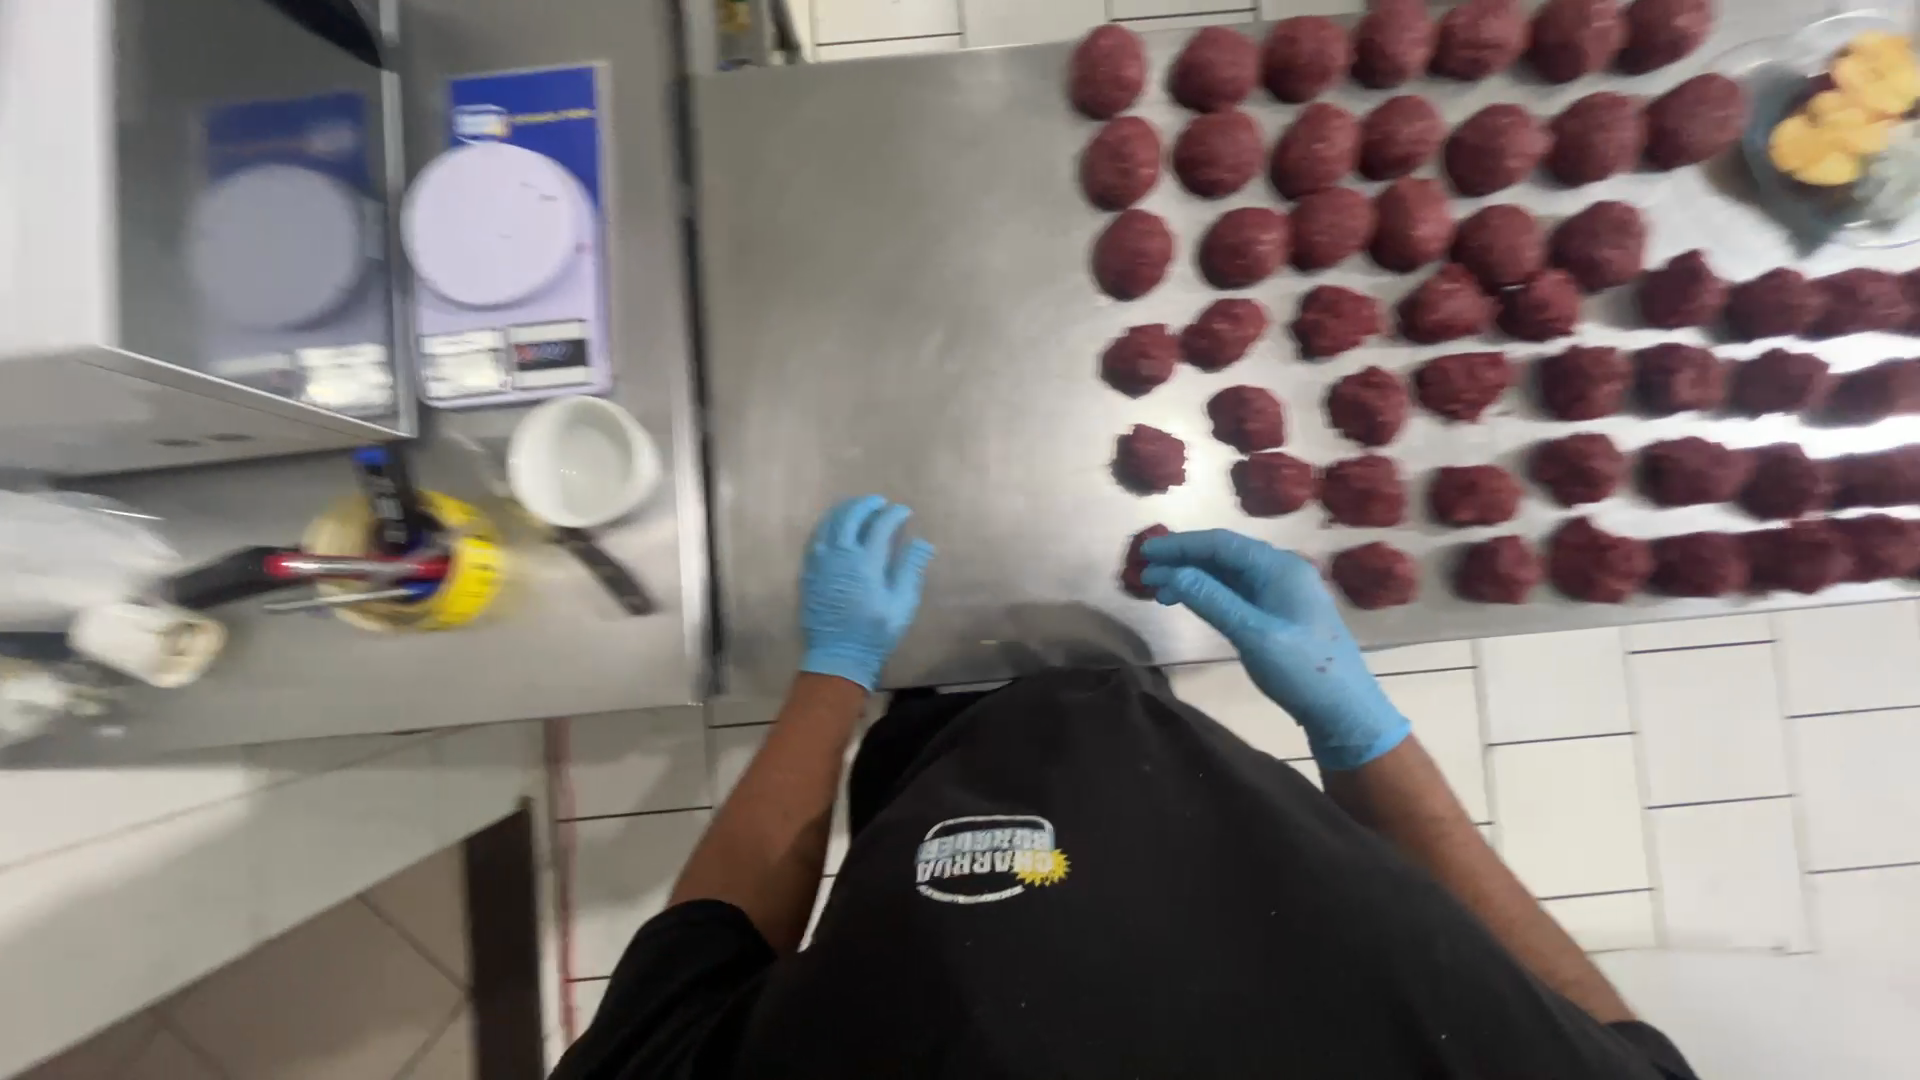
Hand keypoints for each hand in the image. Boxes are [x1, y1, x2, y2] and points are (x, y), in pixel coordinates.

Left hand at [797, 496, 935, 690]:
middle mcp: (840, 555)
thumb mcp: (901, 604)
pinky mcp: (808, 571)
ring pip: (829, 523)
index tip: (904, 512)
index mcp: (866, 562)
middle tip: (879, 503)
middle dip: (866, 504)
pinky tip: (835, 527)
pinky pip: (816, 538)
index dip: (894, 514)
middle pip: (850, 516)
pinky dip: (827, 525)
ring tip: (857, 508)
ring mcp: (820, 562)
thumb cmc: (874, 631)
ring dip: (844, 511)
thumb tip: (922, 542)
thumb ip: (910, 569)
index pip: (880, 525)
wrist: (837, 655)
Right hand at [1140, 529, 1407, 770]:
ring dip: (1192, 577)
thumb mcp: (1253, 634)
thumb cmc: (1303, 671)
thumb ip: (1211, 600)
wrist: (1345, 712)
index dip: (1181, 546)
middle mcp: (1280, 571)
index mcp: (1279, 568)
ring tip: (1159, 591)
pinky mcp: (1277, 613)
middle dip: (1183, 560)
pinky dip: (1208, 593)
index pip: (1221, 544)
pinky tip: (1188, 602)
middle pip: (1223, 554)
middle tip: (1145, 573)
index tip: (1146, 553)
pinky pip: (1235, 592)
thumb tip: (1171, 573)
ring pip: (1227, 574)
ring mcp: (1280, 593)